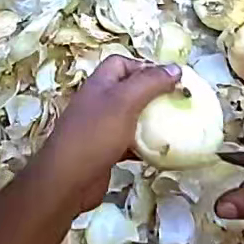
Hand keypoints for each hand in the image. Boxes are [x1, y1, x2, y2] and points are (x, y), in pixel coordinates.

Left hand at [31, 56, 178, 211]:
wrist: (68, 181)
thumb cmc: (96, 134)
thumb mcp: (125, 101)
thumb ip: (150, 82)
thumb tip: (176, 67)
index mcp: (100, 83)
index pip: (121, 63)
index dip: (144, 66)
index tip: (168, 79)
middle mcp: (98, 101)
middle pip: (128, 90)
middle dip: (152, 94)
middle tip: (176, 103)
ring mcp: (100, 128)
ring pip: (130, 117)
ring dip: (150, 121)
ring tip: (173, 126)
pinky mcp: (104, 151)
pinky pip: (129, 142)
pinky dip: (143, 145)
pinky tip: (160, 152)